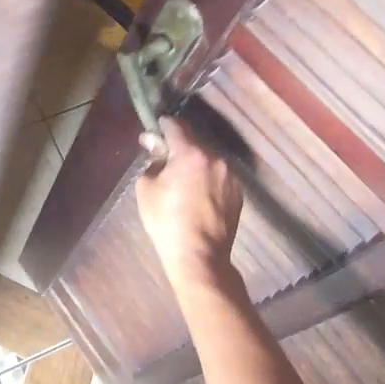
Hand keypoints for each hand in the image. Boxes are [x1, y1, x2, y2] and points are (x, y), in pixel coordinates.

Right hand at [136, 117, 242, 293]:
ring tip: (183, 181)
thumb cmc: (166, 221)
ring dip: (195, 164)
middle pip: (194, 143)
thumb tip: (153, 145)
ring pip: (208, 161)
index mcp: (191, 153)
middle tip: (165, 158)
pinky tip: (198, 195)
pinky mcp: (238, 194)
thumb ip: (151, 161)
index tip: (155, 129)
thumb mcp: (146, 188)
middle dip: (179, 147)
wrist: (200, 257)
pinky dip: (208, 179)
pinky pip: (219, 177)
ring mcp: (230, 177)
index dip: (163, 125)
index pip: (176, 126)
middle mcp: (215, 159)